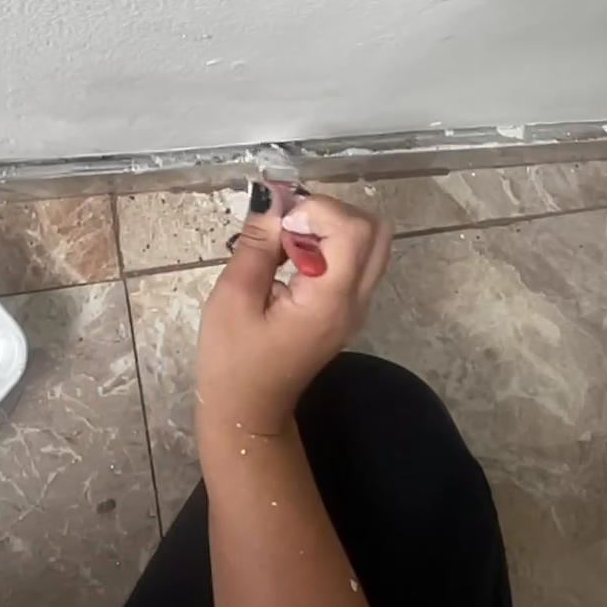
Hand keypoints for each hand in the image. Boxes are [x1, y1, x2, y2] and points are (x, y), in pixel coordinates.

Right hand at [195, 183, 392, 436]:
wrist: (247, 411)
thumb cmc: (233, 359)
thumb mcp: (233, 295)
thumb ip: (257, 242)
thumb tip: (272, 195)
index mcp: (329, 300)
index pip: (352, 230)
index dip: (315, 210)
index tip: (277, 222)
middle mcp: (355, 300)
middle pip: (373, 229)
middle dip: (328, 211)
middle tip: (285, 223)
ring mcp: (356, 306)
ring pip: (370, 241)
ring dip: (329, 224)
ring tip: (285, 238)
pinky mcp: (346, 307)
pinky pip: (355, 258)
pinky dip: (328, 241)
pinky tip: (290, 254)